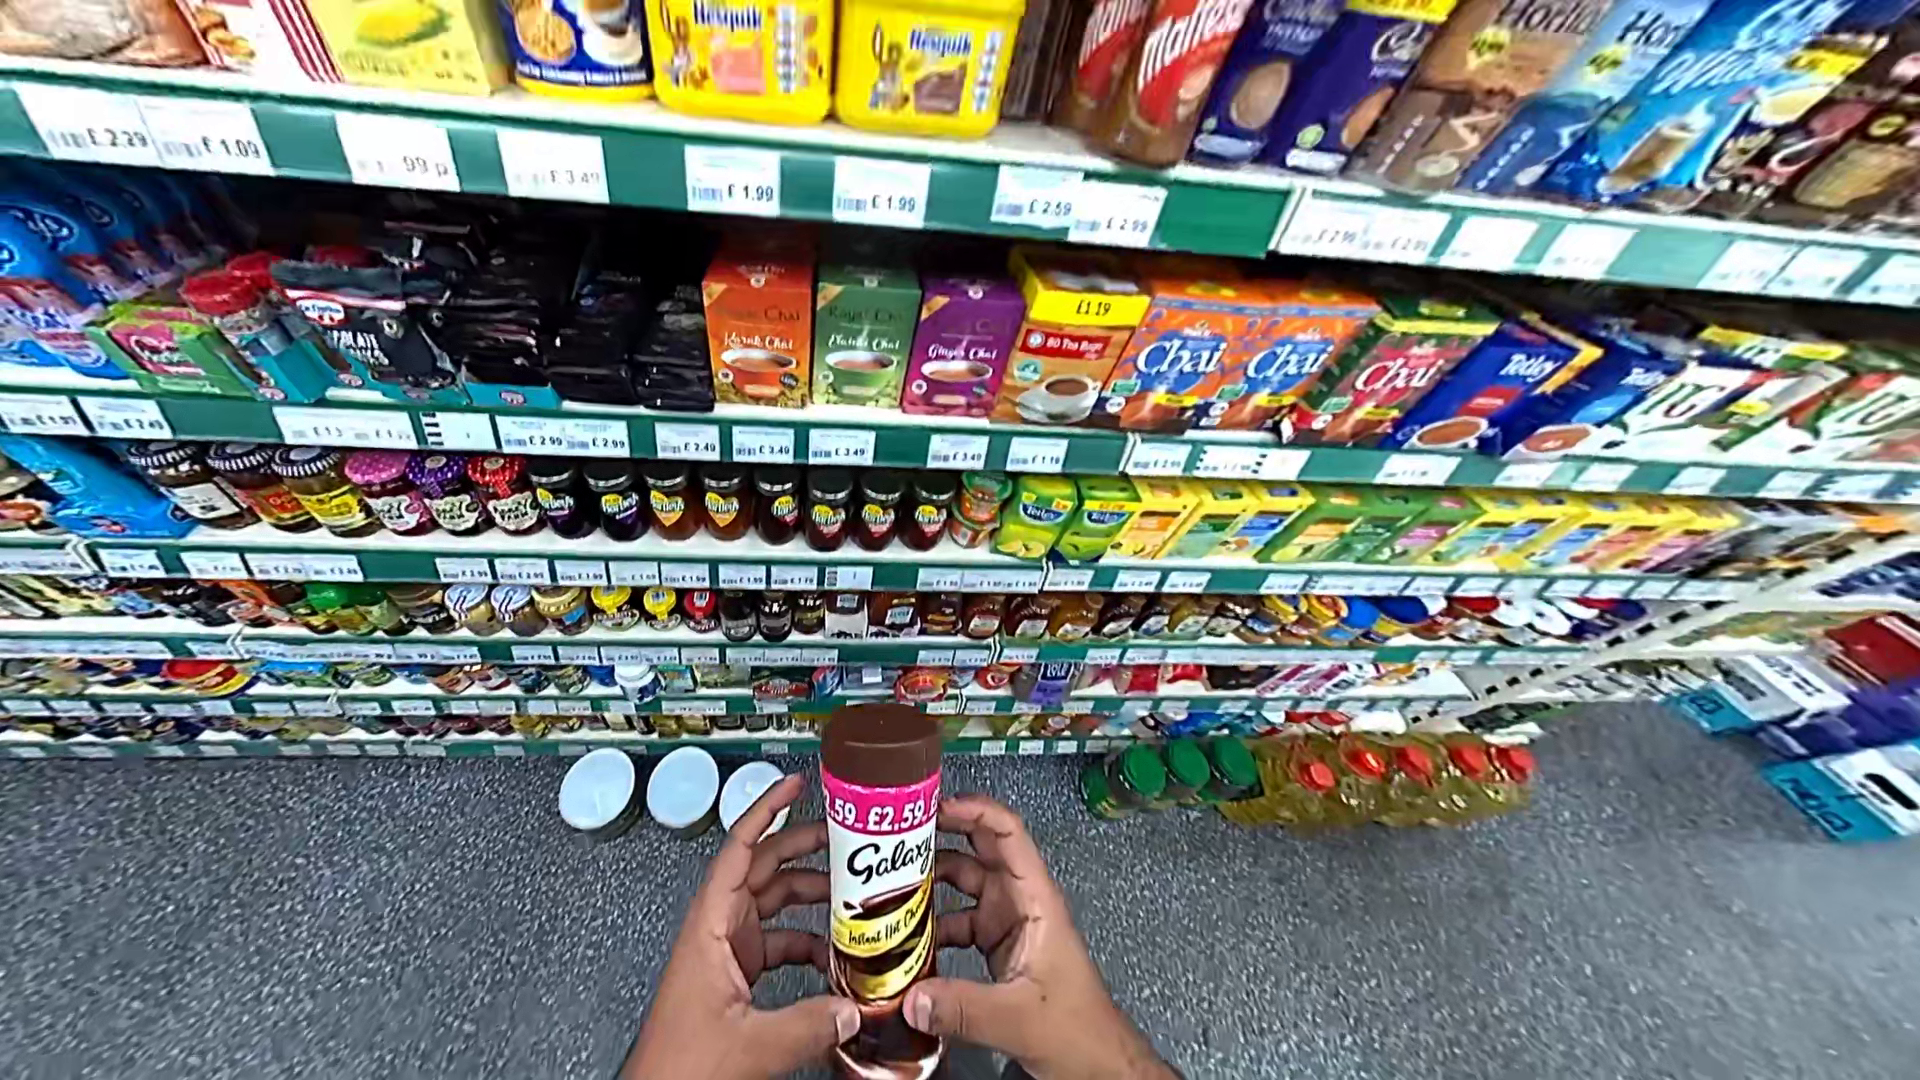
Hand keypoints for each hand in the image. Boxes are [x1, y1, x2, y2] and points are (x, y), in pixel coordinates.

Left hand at [621, 774, 857, 1079]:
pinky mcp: (739, 971)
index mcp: (711, 924)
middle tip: (840, 834)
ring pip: (776, 899)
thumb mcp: (746, 1047)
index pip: (740, 847)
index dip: (767, 809)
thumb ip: (806, 1025)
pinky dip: (807, 938)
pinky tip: (831, 951)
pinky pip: (780, 937)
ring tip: (847, 888)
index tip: (793, 786)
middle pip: (766, 865)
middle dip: (804, 845)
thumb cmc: (674, 1070)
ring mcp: (730, 947)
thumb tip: (851, 1008)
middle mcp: (720, 925)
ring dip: (811, 891)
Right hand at [906, 795, 1176, 1079]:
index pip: (1008, 832)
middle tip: (905, 833)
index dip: (975, 811)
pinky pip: (958, 917)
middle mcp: (1018, 897)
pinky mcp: (995, 941)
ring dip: (933, 880)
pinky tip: (909, 937)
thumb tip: (912, 996)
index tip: (939, 808)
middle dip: (945, 833)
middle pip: (980, 847)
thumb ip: (963, 1008)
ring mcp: (1006, 917)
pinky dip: (934, 922)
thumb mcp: (1019, 1017)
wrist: (1094, 1060)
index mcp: (1034, 896)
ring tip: (895, 883)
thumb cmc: (1077, 1027)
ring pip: (964, 881)